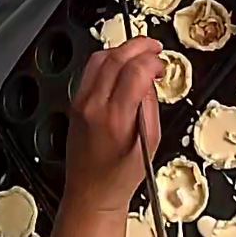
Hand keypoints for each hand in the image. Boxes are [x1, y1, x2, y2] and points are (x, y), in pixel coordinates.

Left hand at [64, 38, 162, 216]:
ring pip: (99, 59)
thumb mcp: (150, 142)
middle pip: (115, 58)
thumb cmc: (120, 175)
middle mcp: (93, 106)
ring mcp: (80, 102)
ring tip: (140, 53)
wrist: (91, 190)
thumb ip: (150, 106)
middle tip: (154, 46)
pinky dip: (108, 61)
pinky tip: (121, 65)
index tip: (161, 63)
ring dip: (121, 50)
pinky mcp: (74, 102)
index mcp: (115, 118)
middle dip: (138, 46)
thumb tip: (150, 79)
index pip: (134, 71)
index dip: (152, 60)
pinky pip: (90, 70)